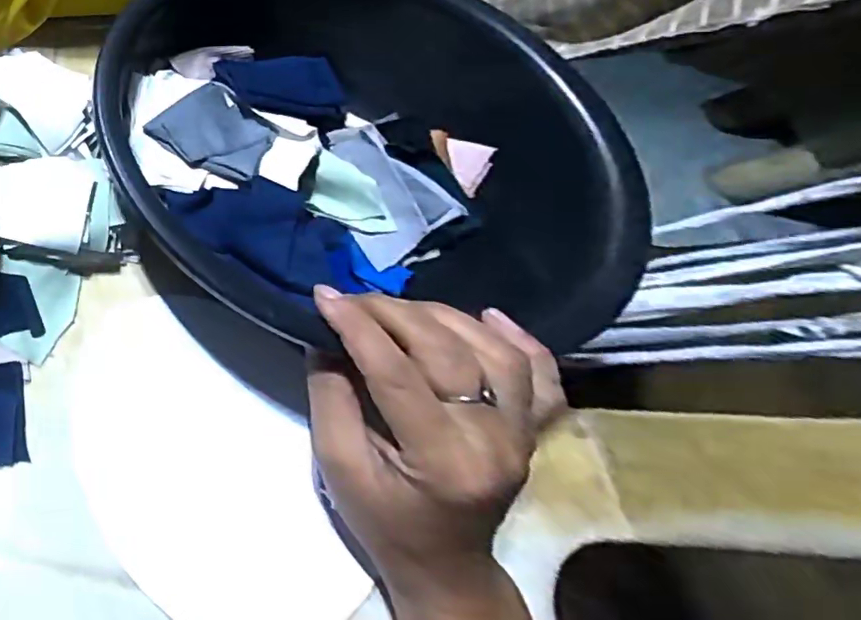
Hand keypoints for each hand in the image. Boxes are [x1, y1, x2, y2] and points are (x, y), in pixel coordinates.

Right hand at [307, 290, 565, 616]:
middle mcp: (494, 441)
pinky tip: (486, 315)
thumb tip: (326, 335)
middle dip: (389, 312)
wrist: (444, 564)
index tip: (323, 295)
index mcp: (443, 461)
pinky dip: (514, 337)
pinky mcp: (531, 427)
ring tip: (392, 307)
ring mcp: (521, 432)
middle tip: (349, 298)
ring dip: (435, 314)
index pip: (397, 373)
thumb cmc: (382, 518)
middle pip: (445, 350)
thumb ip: (329, 394)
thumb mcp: (337, 463)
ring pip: (489, 348)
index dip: (357, 327)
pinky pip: (538, 372)